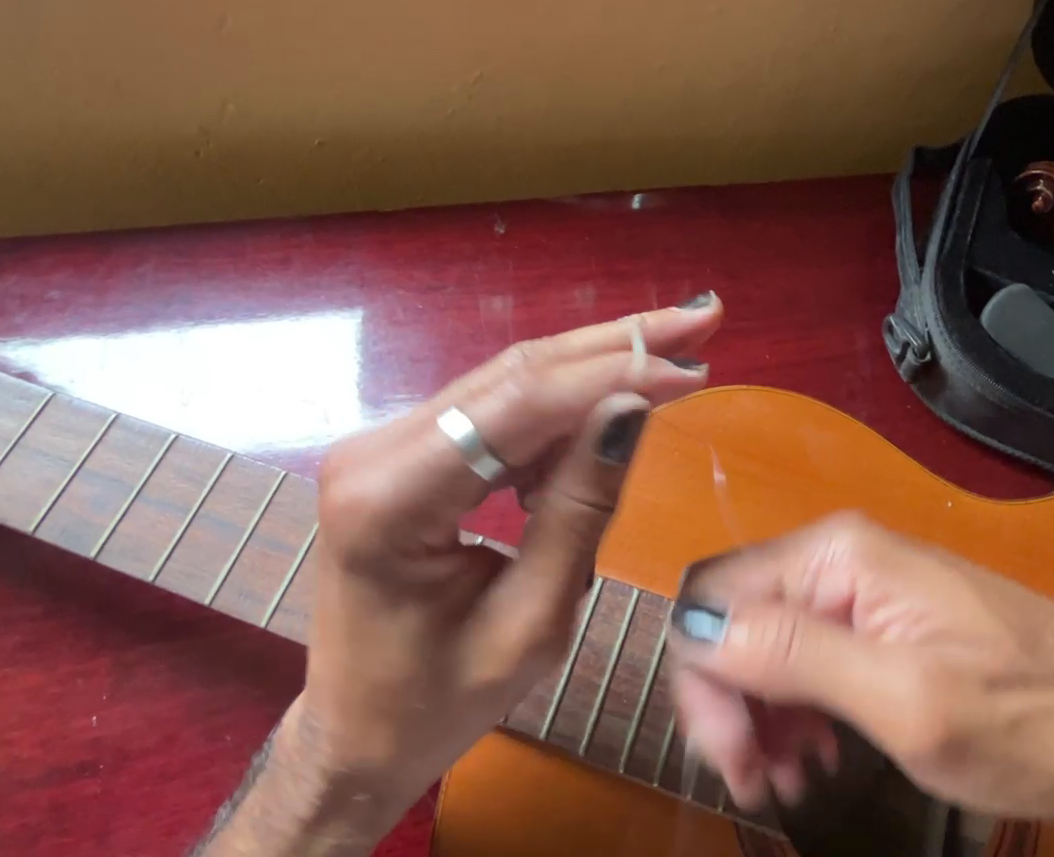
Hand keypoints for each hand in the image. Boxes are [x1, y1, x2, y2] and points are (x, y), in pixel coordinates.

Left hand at [221, 294, 724, 853]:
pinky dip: (565, 409)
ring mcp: (386, 443)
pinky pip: (499, 413)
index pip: (518, 405)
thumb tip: (631, 410)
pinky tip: (615, 409)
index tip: (692, 367)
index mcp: (389, 499)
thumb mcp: (531, 624)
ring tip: (675, 355)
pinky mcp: (408, 451)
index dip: (612, 375)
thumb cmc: (437, 703)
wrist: (354, 735)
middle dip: (616, 345)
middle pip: (516, 374)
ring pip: (513, 382)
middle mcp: (376, 449)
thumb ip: (580, 510)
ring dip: (598, 367)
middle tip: (699, 318)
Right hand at [667, 513, 1053, 819]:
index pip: (715, 594)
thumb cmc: (1034, 716)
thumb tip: (697, 629)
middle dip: (727, 698)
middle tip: (755, 778)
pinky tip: (814, 755)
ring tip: (787, 778)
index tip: (733, 755)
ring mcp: (857, 588)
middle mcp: (836, 558)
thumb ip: (799, 656)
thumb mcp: (910, 701)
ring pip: (760, 640)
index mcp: (837, 557)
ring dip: (757, 711)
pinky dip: (792, 709)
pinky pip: (802, 656)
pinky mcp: (875, 621)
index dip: (702, 674)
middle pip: (732, 616)